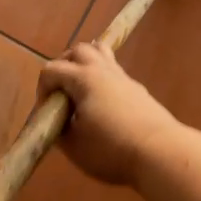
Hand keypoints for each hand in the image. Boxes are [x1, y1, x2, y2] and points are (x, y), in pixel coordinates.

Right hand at [38, 42, 182, 185]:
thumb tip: (59, 123)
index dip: (42, 89)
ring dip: (85, 64)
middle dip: (63, 66)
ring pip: (100, 53)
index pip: (52, 69)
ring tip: (80, 89)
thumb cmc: (111, 149)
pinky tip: (102, 102)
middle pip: (78, 50)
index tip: (45, 113)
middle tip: (61, 93)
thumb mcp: (75, 148)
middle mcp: (101, 70)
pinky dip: (101, 77)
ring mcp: (122, 76)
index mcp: (83, 79)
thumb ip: (60, 132)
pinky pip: (113, 70)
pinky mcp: (136, 87)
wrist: (159, 150)